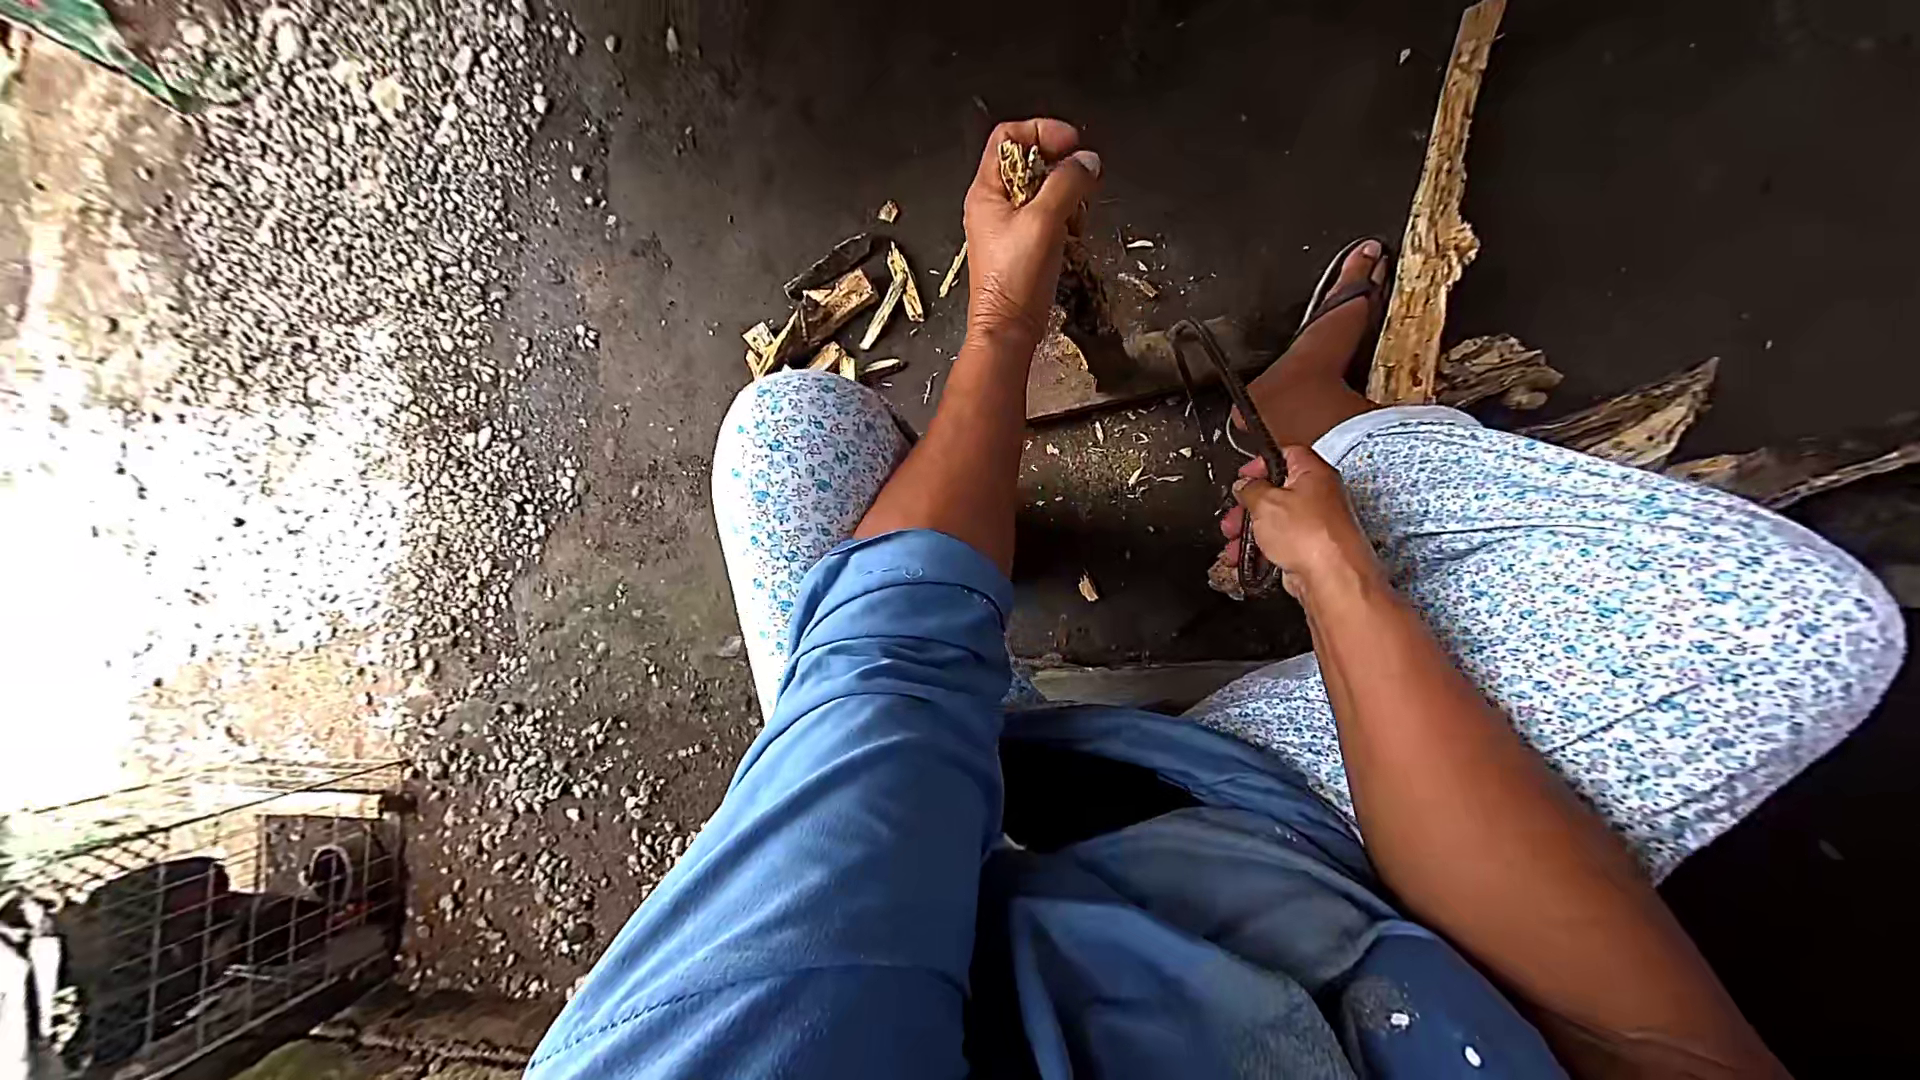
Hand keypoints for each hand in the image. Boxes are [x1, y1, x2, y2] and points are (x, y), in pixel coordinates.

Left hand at [962, 119, 1102, 349]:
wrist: (1008, 330)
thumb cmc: (1014, 282)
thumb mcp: (1044, 221)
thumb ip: (1068, 183)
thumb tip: (1088, 161)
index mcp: (986, 192)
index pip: (1009, 137)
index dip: (1042, 132)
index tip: (1071, 146)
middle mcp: (992, 207)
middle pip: (1029, 163)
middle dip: (1060, 168)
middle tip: (1080, 183)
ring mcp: (1006, 228)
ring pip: (1041, 192)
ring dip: (1065, 197)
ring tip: (1075, 216)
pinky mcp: (1020, 248)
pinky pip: (1045, 219)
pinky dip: (1062, 220)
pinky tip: (1070, 235)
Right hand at [1215, 446, 1382, 599]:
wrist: (1332, 577)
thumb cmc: (1311, 536)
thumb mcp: (1264, 503)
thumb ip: (1250, 489)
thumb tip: (1245, 486)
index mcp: (1313, 474)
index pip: (1287, 454)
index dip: (1261, 463)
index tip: (1243, 476)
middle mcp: (1320, 496)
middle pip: (1276, 491)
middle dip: (1249, 506)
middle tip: (1235, 515)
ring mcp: (1317, 523)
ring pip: (1275, 521)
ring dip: (1250, 531)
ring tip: (1234, 543)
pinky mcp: (1312, 548)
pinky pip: (1281, 543)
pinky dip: (1262, 549)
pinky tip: (1247, 558)